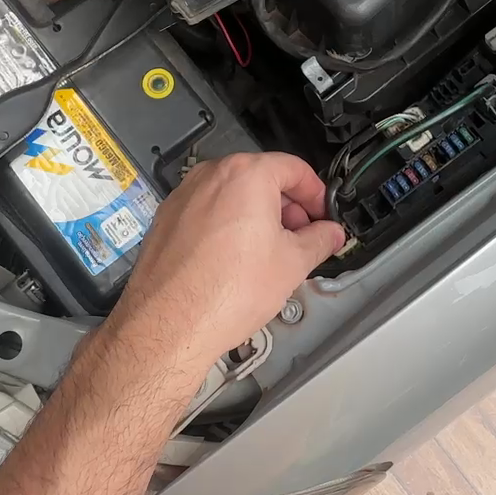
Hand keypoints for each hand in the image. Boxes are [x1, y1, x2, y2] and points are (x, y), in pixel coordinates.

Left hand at [111, 152, 344, 367]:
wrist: (169, 325)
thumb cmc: (224, 292)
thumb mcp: (292, 264)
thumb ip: (319, 241)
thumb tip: (328, 235)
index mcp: (246, 175)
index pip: (294, 168)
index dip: (316, 193)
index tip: (322, 214)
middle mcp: (211, 176)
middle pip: (261, 178)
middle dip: (287, 206)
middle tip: (301, 236)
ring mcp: (184, 196)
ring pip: (232, 195)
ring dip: (257, 216)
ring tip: (269, 253)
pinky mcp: (167, 219)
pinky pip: (207, 212)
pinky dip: (227, 226)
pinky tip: (235, 260)